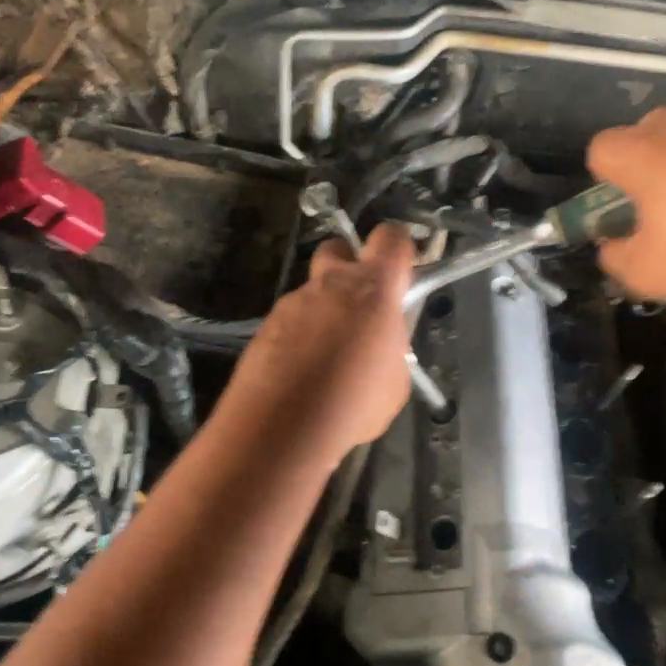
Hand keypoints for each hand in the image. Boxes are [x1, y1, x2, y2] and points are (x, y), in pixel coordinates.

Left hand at [220, 224, 415, 455]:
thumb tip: (380, 352)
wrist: (281, 426)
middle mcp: (329, 285)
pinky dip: (298, 340)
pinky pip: (289, 323)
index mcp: (372, 289)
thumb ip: (390, 352)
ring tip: (326, 359)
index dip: (398, 249)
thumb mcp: (394, 383)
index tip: (401, 276)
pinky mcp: (264, 328)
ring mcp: (292, 303)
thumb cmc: (354, 403)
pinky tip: (301, 375)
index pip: (391, 239)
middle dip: (349, 268)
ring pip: (312, 293)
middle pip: (338, 249)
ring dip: (322, 313)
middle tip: (358, 307)